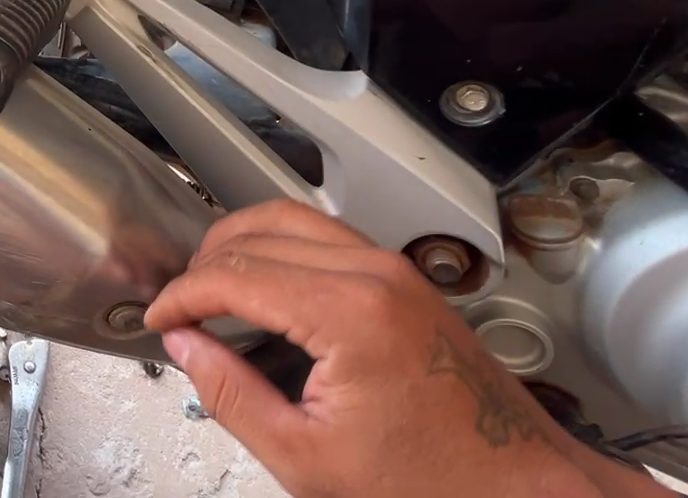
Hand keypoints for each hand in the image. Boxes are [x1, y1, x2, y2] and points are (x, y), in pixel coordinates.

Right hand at [148, 201, 670, 497]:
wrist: (527, 495)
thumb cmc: (429, 487)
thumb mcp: (307, 462)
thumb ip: (230, 395)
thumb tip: (185, 344)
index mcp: (347, 313)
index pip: (233, 276)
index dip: (182, 295)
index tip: (160, 319)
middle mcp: (369, 271)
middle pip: (252, 237)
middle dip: (202, 268)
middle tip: (181, 309)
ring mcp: (388, 265)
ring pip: (283, 217)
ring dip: (234, 242)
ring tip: (208, 284)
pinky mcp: (399, 272)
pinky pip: (318, 230)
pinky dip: (273, 241)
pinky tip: (259, 276)